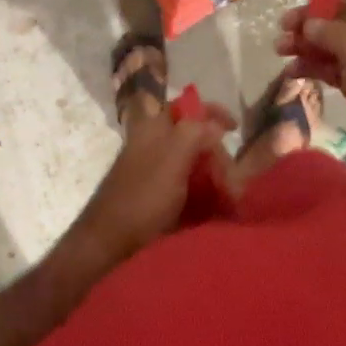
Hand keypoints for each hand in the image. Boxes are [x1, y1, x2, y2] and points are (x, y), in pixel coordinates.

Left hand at [66, 102, 233, 265]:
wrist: (109, 238)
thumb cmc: (143, 195)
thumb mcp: (173, 157)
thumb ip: (196, 133)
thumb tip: (216, 127)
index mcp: (155, 128)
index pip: (188, 107)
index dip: (214, 113)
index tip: (236, 129)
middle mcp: (154, 144)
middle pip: (195, 139)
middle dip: (217, 155)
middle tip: (231, 177)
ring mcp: (153, 171)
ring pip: (192, 165)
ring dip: (212, 177)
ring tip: (228, 197)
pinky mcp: (154, 195)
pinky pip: (186, 188)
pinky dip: (203, 195)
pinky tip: (214, 210)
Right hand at [276, 0, 345, 161]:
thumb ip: (330, 31)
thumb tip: (308, 23)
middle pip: (333, 14)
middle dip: (307, 19)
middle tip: (282, 29)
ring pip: (327, 42)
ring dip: (304, 44)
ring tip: (279, 51)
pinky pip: (328, 67)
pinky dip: (310, 67)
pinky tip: (291, 72)